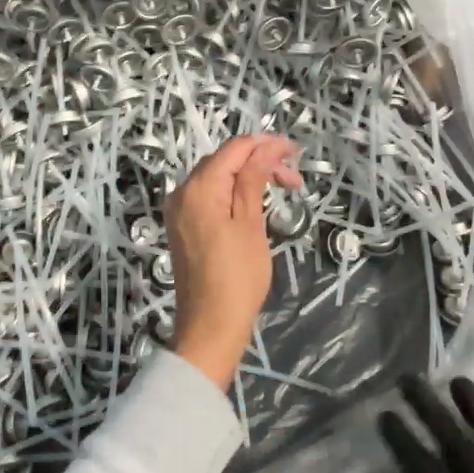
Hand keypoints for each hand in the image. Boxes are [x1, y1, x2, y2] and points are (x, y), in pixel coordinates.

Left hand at [163, 134, 301, 389]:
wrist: (210, 326)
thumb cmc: (237, 277)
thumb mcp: (250, 224)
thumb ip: (253, 180)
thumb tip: (264, 148)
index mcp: (198, 188)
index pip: (233, 150)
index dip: (264, 146)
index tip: (295, 150)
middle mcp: (181, 193)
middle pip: (223, 162)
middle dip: (258, 161)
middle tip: (293, 176)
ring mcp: (179, 211)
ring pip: (215, 178)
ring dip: (247, 176)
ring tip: (280, 186)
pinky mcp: (182, 227)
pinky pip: (208, 197)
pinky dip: (231, 193)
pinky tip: (253, 201)